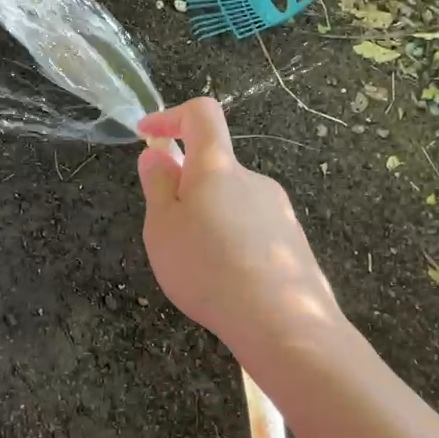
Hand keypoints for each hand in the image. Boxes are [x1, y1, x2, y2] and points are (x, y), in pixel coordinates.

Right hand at [136, 98, 344, 353]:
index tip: (147, 134)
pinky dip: (230, 242)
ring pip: (232, 202)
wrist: (281, 322)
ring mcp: (278, 210)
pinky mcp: (292, 242)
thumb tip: (157, 155)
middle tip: (166, 231)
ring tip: (196, 265)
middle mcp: (253, 180)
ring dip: (208, 219)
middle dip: (186, 188)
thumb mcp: (162, 227)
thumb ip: (158, 186)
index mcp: (217, 169)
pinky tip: (225, 280)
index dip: (170, 116)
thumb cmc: (207, 268)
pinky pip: (251, 229)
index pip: (201, 115)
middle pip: (215, 168)